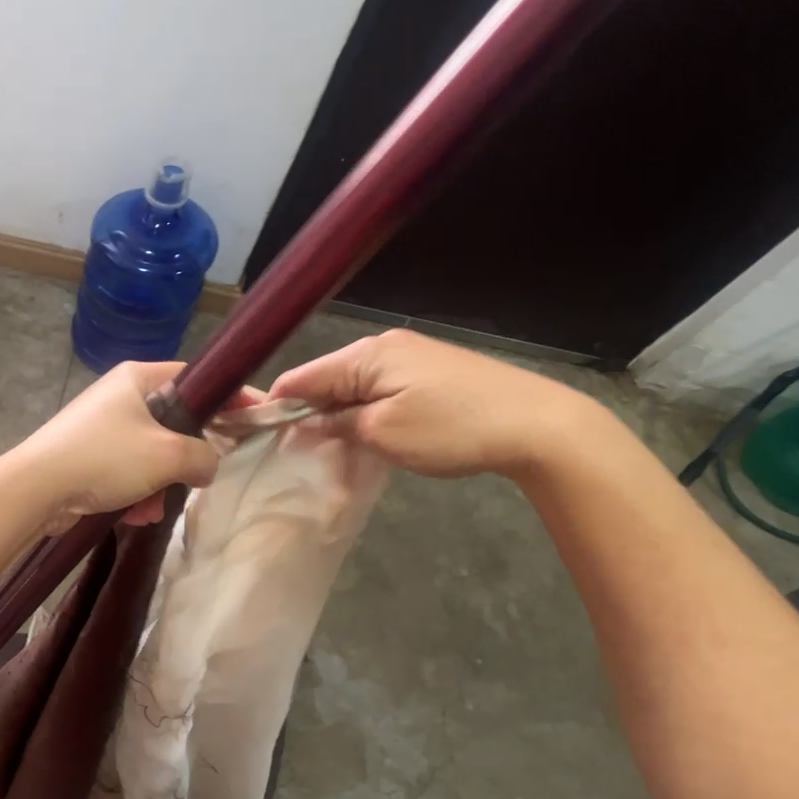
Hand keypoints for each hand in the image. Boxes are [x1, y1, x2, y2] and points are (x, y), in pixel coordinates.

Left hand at [8, 361, 219, 531]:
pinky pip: (125, 475)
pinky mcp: (86, 459)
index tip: (254, 418)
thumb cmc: (105, 458)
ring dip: (158, 486)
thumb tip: (208, 465)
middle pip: (173, 422)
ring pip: (150, 455)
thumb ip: (203, 456)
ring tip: (152, 508)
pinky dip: (134, 495)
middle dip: (185, 458)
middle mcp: (118, 397)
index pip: (196, 378)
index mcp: (137, 378)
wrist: (36, 489)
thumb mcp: (167, 454)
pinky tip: (134, 516)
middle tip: (200, 477)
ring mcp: (99, 430)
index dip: (228, 397)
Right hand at [269, 329, 605, 479]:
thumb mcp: (381, 432)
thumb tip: (302, 423)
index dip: (274, 407)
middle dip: (306, 412)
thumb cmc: (451, 428)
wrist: (538, 425)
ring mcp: (409, 356)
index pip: (299, 377)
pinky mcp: (429, 371)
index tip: (260, 440)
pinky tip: (365, 434)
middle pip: (324, 379)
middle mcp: (382, 346)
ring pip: (350, 386)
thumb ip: (334, 423)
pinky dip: (363, 410)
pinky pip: (377, 388)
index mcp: (364, 355)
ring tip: (329, 448)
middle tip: (296, 452)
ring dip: (336, 414)